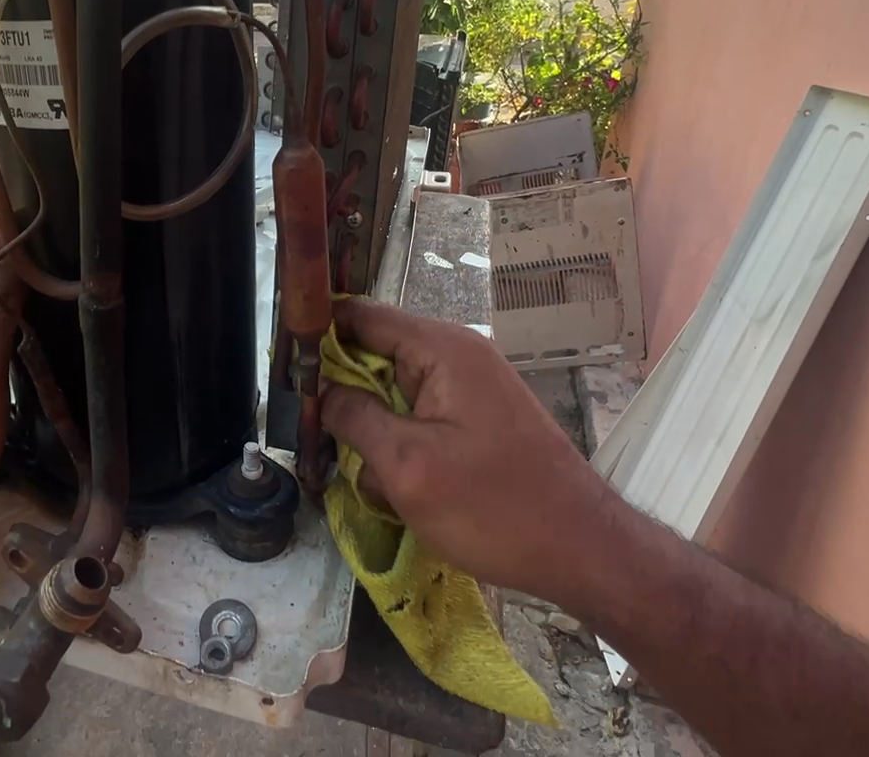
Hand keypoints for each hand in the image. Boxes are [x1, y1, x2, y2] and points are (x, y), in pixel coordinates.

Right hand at [321, 297, 637, 611]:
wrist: (585, 552)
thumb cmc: (495, 508)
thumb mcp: (408, 466)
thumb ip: (354, 418)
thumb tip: (321, 392)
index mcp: (441, 349)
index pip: (361, 316)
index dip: (317, 333)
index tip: (284, 366)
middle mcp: (455, 355)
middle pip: (374, 352)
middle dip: (342, 393)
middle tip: (318, 435)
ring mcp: (468, 386)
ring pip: (392, 390)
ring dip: (372, 429)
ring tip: (370, 477)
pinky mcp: (474, 416)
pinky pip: (418, 414)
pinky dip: (399, 443)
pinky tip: (399, 487)